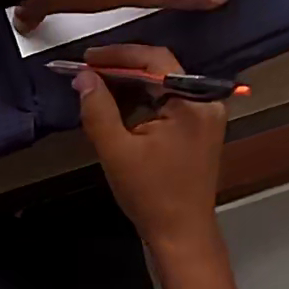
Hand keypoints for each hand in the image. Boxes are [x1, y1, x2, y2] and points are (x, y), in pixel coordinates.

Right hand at [72, 44, 227, 248]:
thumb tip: (83, 77)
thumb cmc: (150, 193)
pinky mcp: (197, 130)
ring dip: (128, 85)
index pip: (155, 59)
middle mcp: (205, 103)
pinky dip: (140, 101)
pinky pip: (166, 102)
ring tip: (95, 87)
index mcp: (192, 102)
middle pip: (160, 70)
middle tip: (86, 72)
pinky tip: (115, 106)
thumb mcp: (115, 149)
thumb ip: (97, 108)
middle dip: (120, 69)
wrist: (180, 233)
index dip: (117, 55)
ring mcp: (204, 116)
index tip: (86, 59)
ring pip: (161, 85)